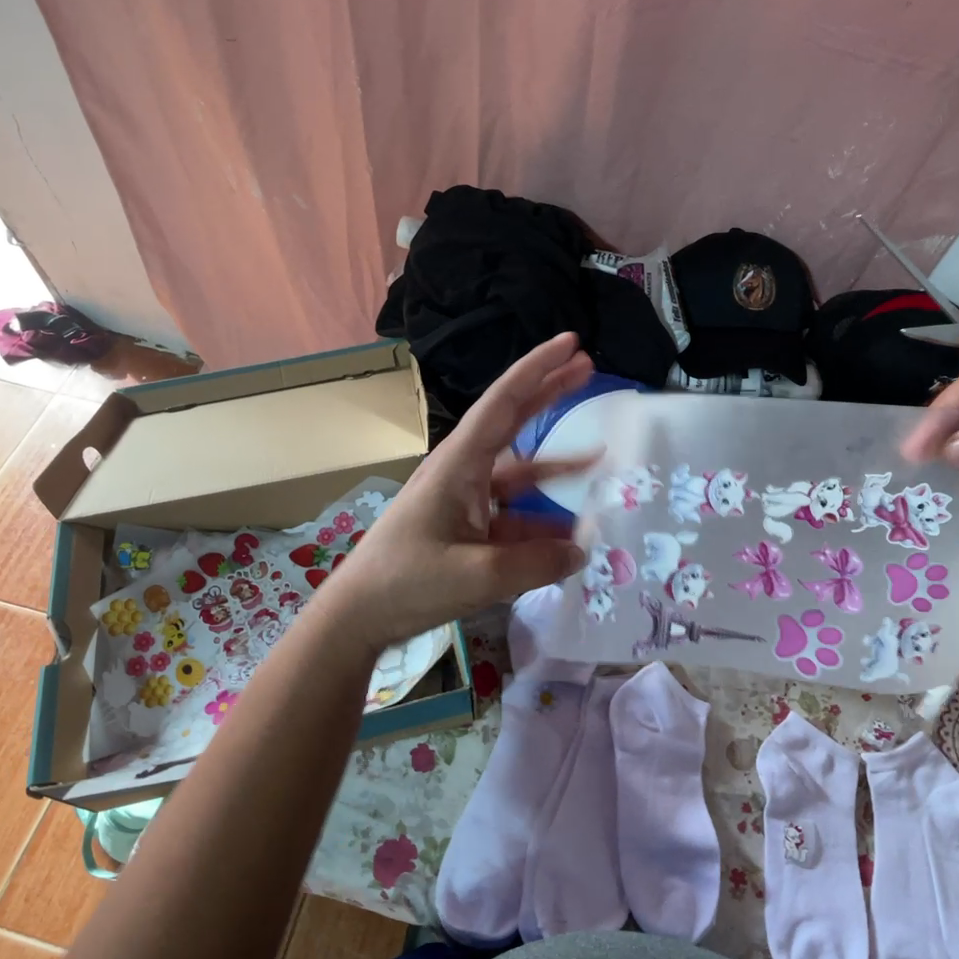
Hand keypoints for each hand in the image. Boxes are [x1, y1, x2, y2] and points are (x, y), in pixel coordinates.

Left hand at [321, 333, 596, 651]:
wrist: (359, 615)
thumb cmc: (407, 582)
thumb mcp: (478, 576)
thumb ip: (536, 562)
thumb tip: (581, 550)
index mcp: (459, 464)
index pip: (503, 403)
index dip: (538, 369)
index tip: (571, 343)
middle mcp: (462, 472)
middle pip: (511, 421)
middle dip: (548, 393)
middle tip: (587, 367)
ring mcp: (464, 500)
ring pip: (519, 473)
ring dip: (556, 466)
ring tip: (600, 456)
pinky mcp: (466, 529)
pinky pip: (514, 515)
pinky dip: (542, 519)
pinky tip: (571, 532)